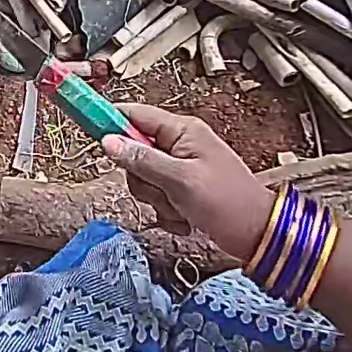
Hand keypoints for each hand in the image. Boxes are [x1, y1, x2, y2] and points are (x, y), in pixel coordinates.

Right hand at [102, 104, 274, 257]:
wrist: (262, 237)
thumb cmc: (227, 204)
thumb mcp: (181, 181)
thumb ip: (142, 160)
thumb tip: (107, 141)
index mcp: (181, 130)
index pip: (133, 114)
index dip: (109, 122)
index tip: (90, 134)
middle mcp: (177, 142)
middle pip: (132, 149)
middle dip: (140, 176)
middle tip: (159, 190)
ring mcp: (178, 164)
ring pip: (140, 174)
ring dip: (153, 196)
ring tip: (177, 207)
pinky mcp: (179, 185)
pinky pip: (153, 191)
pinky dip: (163, 207)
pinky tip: (182, 217)